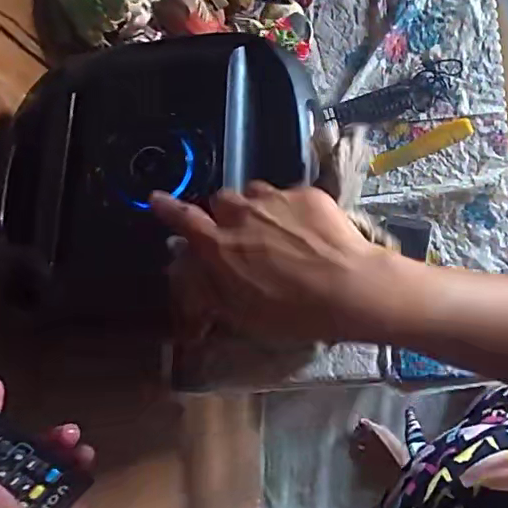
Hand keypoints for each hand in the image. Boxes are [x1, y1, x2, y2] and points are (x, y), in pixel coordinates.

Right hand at [149, 181, 406, 341]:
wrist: (350, 288)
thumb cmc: (293, 313)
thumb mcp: (242, 314)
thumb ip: (210, 287)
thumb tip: (191, 269)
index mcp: (220, 245)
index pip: (183, 219)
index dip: (168, 208)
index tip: (158, 199)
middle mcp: (242, 214)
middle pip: (221, 200)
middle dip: (226, 214)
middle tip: (244, 235)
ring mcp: (276, 199)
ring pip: (255, 193)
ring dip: (258, 208)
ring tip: (279, 231)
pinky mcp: (307, 193)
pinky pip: (289, 194)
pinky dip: (292, 209)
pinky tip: (310, 231)